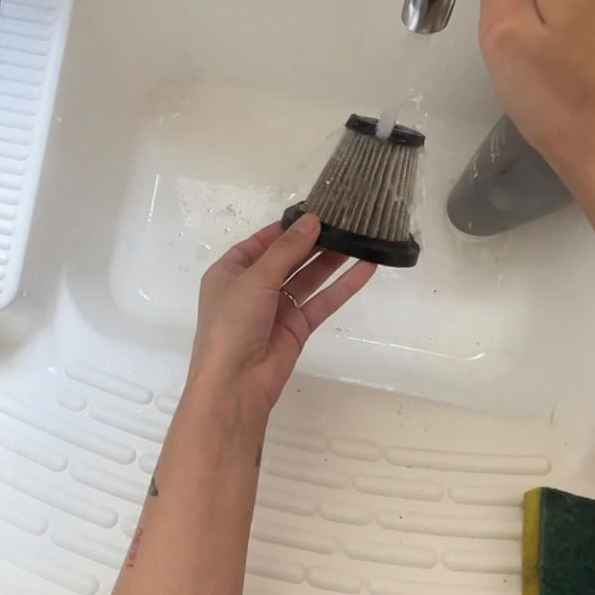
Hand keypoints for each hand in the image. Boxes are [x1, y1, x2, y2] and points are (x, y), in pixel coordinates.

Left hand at [186, 215, 374, 418]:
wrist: (235, 383)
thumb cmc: (232, 324)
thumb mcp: (254, 279)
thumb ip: (285, 250)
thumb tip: (311, 221)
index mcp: (229, 273)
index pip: (259, 244)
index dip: (286, 228)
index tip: (315, 211)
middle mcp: (251, 289)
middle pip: (286, 259)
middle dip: (313, 241)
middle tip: (345, 220)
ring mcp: (275, 310)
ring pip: (307, 279)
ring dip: (331, 260)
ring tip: (360, 237)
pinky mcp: (296, 328)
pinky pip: (321, 302)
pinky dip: (342, 287)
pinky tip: (366, 268)